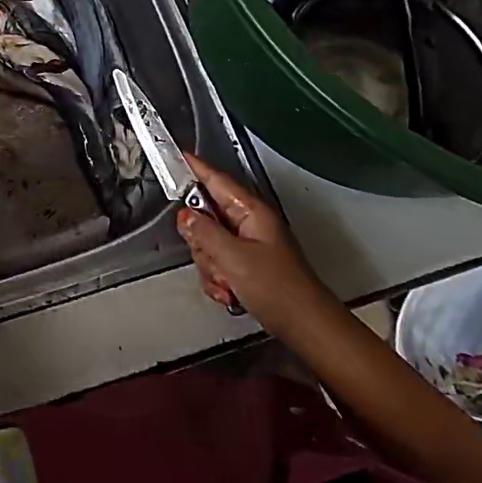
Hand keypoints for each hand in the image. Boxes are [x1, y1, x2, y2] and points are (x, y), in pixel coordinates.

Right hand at [175, 154, 322, 326]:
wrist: (305, 326)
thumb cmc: (279, 289)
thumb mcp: (233, 258)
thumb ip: (204, 233)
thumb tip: (184, 215)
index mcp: (252, 212)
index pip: (217, 180)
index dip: (195, 168)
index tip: (176, 156)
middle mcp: (249, 224)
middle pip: (206, 217)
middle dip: (201, 241)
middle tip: (212, 257)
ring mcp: (248, 245)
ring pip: (208, 244)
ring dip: (210, 265)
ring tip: (227, 282)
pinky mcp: (246, 266)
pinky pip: (216, 264)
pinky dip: (217, 280)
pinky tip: (229, 293)